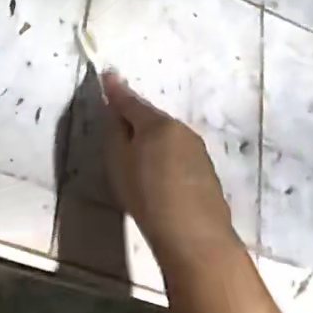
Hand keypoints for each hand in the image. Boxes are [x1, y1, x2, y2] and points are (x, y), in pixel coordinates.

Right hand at [101, 71, 239, 266]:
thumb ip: (116, 132)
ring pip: (166, 137)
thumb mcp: (118, 163)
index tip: (107, 75)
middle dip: (134, 119)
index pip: (130, 101)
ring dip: (151, 140)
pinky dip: (164, 157)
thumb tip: (117, 112)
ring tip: (136, 158)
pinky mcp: (206, 171)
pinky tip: (157, 177)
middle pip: (151, 118)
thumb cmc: (147, 196)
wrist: (195, 237)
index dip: (115, 90)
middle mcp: (180, 130)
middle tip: (117, 126)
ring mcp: (197, 150)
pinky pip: (178, 154)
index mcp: (156, 124)